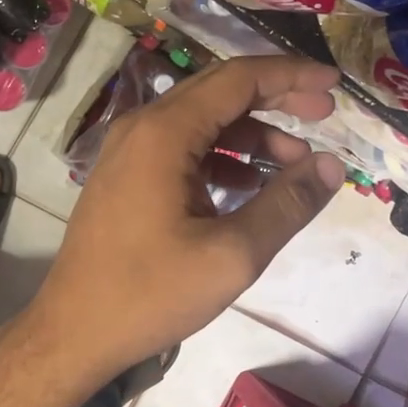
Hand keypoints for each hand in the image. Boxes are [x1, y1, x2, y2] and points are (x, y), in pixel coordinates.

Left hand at [23, 55, 346, 384]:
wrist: (73, 331)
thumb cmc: (150, 294)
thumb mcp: (232, 255)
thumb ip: (286, 204)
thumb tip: (332, 165)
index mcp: (164, 132)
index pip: (239, 79)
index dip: (291, 75)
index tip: (333, 83)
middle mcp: (143, 126)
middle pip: (220, 92)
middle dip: (277, 98)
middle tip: (325, 114)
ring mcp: (130, 150)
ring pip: (203, 122)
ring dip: (251, 134)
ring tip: (297, 162)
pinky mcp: (126, 175)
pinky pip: (184, 148)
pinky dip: (223, 157)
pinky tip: (251, 186)